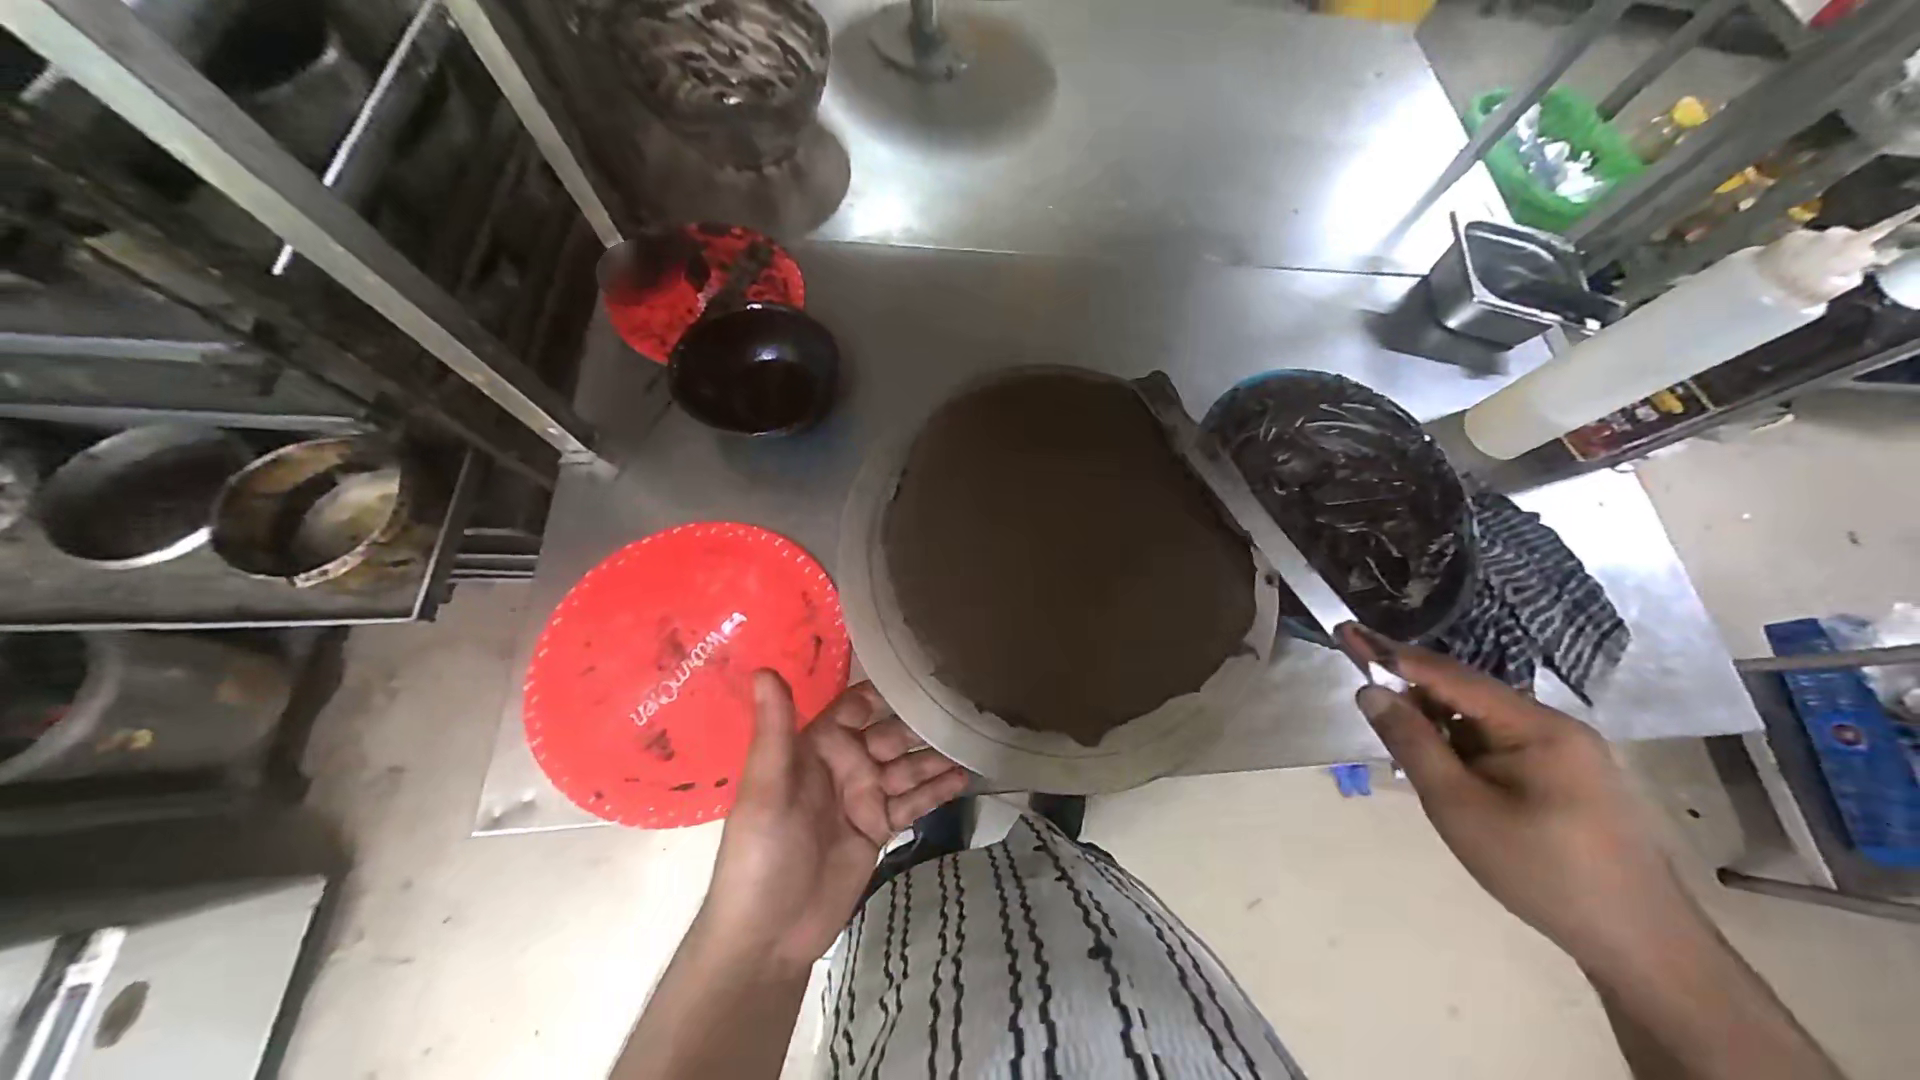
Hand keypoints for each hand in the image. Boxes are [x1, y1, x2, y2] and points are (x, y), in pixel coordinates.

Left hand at [698, 671, 969, 973]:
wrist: (771, 936)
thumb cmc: (760, 855)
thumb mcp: (766, 789)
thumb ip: (775, 729)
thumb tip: (764, 669)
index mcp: (816, 747)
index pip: (856, 707)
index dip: (886, 691)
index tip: (923, 672)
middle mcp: (844, 765)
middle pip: (890, 735)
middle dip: (922, 724)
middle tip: (965, 708)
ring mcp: (864, 797)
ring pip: (907, 768)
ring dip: (936, 756)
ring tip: (974, 741)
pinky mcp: (879, 828)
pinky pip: (912, 802)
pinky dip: (936, 791)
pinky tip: (964, 778)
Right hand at [1337, 625, 1707, 977]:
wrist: (1641, 946)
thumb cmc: (1541, 870)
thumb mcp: (1458, 805)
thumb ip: (1411, 742)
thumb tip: (1369, 691)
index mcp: (1536, 726)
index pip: (1449, 674)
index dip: (1391, 653)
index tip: (1346, 632)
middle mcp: (1554, 726)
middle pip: (1465, 693)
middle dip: (1413, 696)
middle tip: (1368, 709)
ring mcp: (1565, 752)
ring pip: (1479, 722)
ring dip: (1436, 728)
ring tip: (1406, 756)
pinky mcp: (1565, 777)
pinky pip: (1496, 744)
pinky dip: (1459, 749)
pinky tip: (1444, 774)